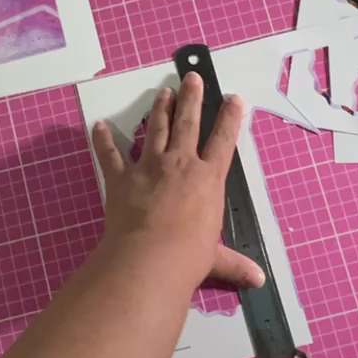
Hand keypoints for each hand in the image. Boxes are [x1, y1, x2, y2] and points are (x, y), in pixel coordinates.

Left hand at [89, 72, 264, 293]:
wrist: (149, 259)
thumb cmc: (188, 256)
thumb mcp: (215, 258)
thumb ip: (234, 263)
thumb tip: (258, 280)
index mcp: (208, 179)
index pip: (224, 140)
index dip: (231, 118)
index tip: (235, 98)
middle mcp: (180, 164)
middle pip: (188, 123)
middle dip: (192, 98)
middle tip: (192, 77)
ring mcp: (149, 167)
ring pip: (156, 129)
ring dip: (160, 109)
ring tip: (164, 91)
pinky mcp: (121, 178)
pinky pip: (110, 154)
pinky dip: (103, 140)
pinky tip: (99, 125)